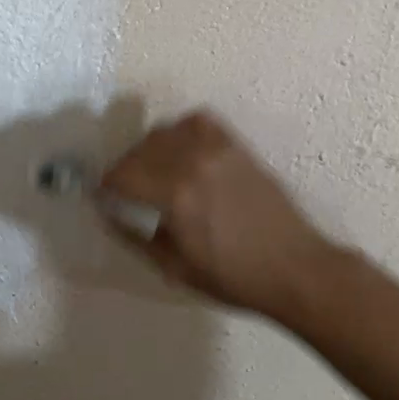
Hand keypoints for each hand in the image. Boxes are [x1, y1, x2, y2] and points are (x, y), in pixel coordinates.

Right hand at [100, 109, 335, 316]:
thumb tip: (105, 211)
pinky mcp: (235, 146)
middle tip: (126, 190)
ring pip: (164, 132)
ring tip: (154, 171)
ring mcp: (216, 149)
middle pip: (139, 150)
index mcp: (174, 195)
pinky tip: (182, 150)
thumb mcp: (174, 268)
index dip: (106, 186)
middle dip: (124, 169)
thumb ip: (133, 236)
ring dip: (149, 149)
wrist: (294, 269)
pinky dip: (181, 130)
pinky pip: (197, 121)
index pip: (122, 175)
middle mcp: (192, 163)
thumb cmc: (234, 278)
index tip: (104, 196)